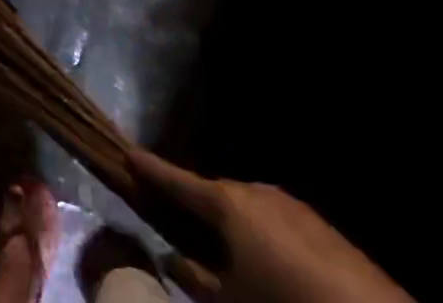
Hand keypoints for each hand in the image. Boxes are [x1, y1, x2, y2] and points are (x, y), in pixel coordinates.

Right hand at [128, 150, 413, 302]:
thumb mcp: (225, 302)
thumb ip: (193, 279)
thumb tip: (170, 260)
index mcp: (228, 203)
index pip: (178, 180)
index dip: (152, 170)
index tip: (128, 155)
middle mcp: (256, 190)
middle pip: (212, 193)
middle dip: (192, 205)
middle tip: (170, 219)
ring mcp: (289, 203)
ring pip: (244, 207)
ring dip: (225, 223)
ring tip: (213, 248)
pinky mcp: (314, 221)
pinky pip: (270, 220)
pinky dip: (254, 233)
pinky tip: (258, 262)